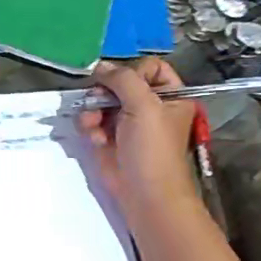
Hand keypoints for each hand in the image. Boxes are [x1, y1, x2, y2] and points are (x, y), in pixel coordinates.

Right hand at [78, 58, 200, 229]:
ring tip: (93, 124)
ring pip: (101, 101)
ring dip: (93, 110)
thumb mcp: (144, 106)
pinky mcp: (108, 139)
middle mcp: (149, 106)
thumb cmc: (152, 149)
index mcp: (170, 96)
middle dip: (105, 92)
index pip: (150, 67)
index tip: (124, 84)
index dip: (134, 72)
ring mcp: (127, 123)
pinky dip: (90, 128)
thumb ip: (123, 79)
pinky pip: (92, 122)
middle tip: (97, 99)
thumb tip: (100, 66)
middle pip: (120, 83)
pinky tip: (95, 139)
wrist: (145, 194)